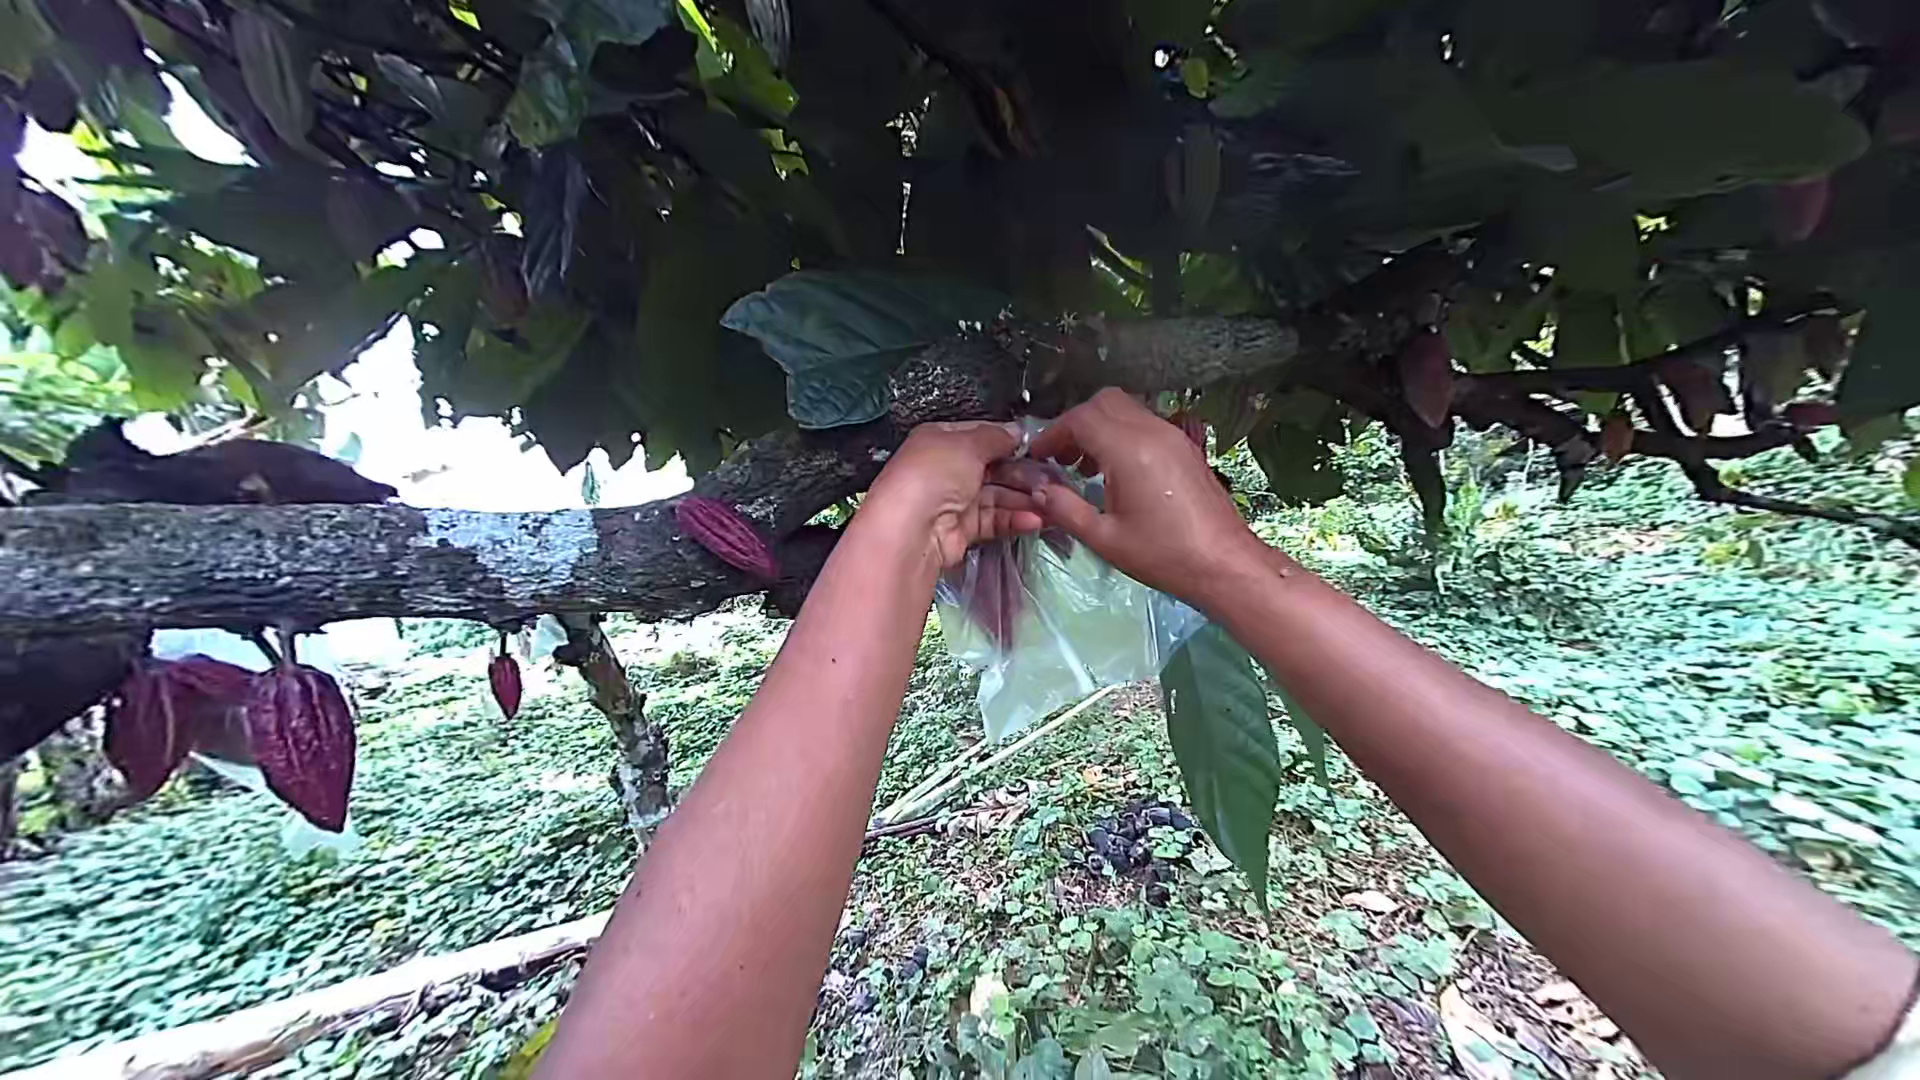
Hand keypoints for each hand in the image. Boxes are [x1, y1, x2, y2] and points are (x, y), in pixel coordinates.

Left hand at [862, 422, 1044, 566]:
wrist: (911, 529)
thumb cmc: (934, 475)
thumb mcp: (967, 443)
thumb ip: (996, 436)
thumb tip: (1016, 431)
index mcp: (941, 440)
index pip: (982, 436)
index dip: (1009, 440)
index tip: (1039, 447)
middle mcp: (947, 469)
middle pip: (994, 468)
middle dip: (1024, 474)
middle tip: (1053, 479)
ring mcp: (955, 501)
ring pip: (997, 496)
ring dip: (1025, 499)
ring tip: (1052, 503)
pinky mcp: (963, 530)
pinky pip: (994, 520)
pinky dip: (1015, 519)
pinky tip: (1036, 520)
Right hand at [1025, 389, 1274, 609]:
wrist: (1225, 564)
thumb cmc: (1163, 555)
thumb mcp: (1104, 539)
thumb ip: (1065, 509)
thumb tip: (1038, 490)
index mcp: (1130, 451)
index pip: (1082, 418)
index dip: (1053, 433)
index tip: (1039, 456)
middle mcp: (1153, 432)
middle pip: (1104, 402)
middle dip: (1075, 423)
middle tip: (1060, 456)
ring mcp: (1173, 437)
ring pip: (1125, 409)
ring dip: (1098, 427)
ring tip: (1083, 466)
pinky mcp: (1184, 447)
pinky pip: (1143, 423)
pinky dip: (1120, 435)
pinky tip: (1113, 471)